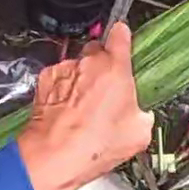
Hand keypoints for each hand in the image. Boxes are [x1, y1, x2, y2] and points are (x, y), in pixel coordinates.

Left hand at [16, 22, 153, 189]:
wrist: (54, 155)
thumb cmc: (96, 144)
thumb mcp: (138, 133)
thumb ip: (142, 114)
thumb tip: (141, 116)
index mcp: (116, 67)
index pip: (121, 34)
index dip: (122, 36)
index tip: (123, 39)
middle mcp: (89, 62)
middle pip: (97, 50)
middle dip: (102, 64)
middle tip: (106, 89)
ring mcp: (65, 69)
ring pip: (77, 64)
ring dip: (81, 78)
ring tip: (83, 106)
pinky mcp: (45, 80)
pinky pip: (58, 76)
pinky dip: (62, 87)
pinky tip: (66, 108)